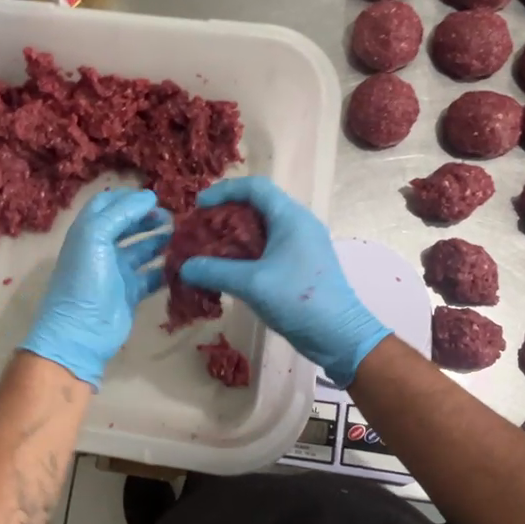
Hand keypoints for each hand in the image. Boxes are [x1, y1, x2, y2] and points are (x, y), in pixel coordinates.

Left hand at [20, 188, 169, 388]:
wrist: (81, 332)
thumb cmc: (84, 280)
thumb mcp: (95, 237)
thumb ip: (121, 213)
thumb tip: (149, 197)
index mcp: (88, 232)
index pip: (108, 204)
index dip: (129, 198)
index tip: (155, 198)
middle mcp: (102, 248)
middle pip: (128, 225)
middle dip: (149, 218)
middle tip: (172, 218)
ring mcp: (117, 272)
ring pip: (143, 249)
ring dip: (160, 240)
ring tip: (181, 236)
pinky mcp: (131, 293)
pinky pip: (152, 275)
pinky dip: (167, 268)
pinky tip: (182, 262)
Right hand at [177, 177, 388, 386]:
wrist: (339, 336)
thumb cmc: (298, 300)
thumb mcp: (252, 284)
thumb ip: (215, 271)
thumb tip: (184, 267)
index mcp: (291, 217)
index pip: (255, 187)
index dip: (224, 191)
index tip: (198, 207)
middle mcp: (298, 224)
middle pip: (257, 206)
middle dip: (225, 215)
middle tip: (200, 231)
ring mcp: (302, 245)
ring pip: (262, 229)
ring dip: (234, 237)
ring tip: (209, 251)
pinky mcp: (300, 265)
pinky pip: (268, 248)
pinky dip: (246, 253)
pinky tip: (229, 271)